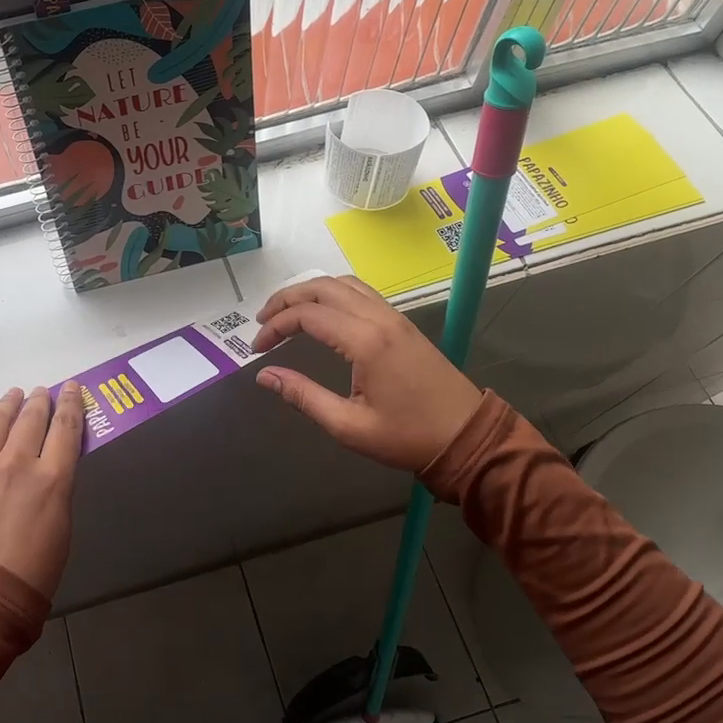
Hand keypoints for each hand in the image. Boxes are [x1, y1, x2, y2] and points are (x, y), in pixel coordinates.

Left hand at [0, 376, 82, 598]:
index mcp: (52, 479)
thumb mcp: (61, 533)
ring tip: (15, 393)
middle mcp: (18, 462)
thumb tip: (53, 473)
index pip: (68, 428)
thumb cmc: (28, 578)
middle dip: (41, 402)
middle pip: (33, 419)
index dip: (72, 404)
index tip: (73, 389)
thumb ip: (58, 494)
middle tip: (43, 393)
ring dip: (10, 403)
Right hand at [252, 275, 486, 474]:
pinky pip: (362, 293)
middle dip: (286, 299)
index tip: (256, 349)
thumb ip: (304, 396)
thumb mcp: (349, 426)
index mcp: (366, 341)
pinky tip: (321, 314)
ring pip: (344, 284)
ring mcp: (394, 317)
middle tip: (262, 321)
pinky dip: (333, 294)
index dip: (275, 326)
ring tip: (286, 313)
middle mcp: (379, 318)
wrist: (466, 437)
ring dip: (310, 292)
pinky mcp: (403, 324)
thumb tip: (265, 376)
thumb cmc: (407, 437)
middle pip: (323, 287)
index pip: (307, 315)